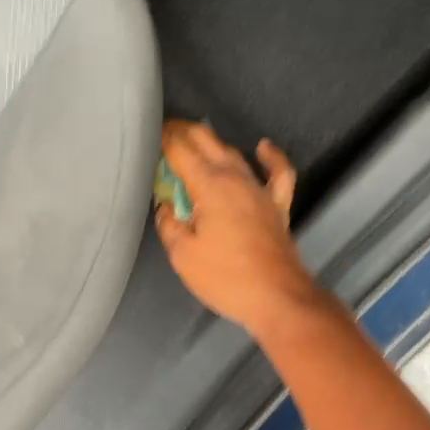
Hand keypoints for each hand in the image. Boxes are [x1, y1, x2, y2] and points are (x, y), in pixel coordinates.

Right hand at [154, 120, 324, 334]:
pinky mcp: (278, 205)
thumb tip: (166, 207)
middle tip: (166, 136)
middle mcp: (236, 178)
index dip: (164, 138)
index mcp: (210, 186)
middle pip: (208, 141)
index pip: (181, 149)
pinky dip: (270, 157)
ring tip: (195, 146)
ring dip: (213, 146)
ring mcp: (260, 189)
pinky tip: (262, 148)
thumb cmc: (226, 278)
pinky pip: (278, 172)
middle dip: (185, 133)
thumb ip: (169, 225)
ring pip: (235, 154)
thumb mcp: (183, 255)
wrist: (277, 297)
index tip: (151, 134)